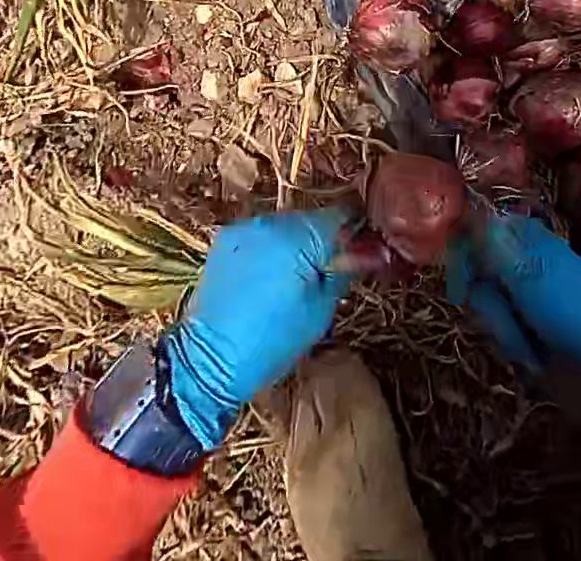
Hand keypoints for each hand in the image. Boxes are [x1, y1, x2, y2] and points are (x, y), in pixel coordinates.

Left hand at [162, 209, 350, 446]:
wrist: (204, 364)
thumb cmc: (271, 342)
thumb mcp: (321, 309)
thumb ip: (346, 269)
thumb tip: (376, 250)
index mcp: (298, 237)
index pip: (343, 215)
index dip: (357, 233)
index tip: (361, 253)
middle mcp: (271, 222)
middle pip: (315, 218)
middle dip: (327, 239)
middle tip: (330, 270)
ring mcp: (246, 228)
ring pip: (289, 224)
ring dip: (300, 242)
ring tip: (298, 276)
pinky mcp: (227, 239)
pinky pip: (265, 234)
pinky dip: (274, 247)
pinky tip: (272, 275)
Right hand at [447, 213, 580, 404]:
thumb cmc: (574, 307)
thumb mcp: (528, 274)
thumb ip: (490, 244)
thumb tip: (462, 207)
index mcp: (517, 236)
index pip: (466, 240)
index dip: (462, 269)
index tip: (467, 290)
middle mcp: (515, 257)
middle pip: (471, 281)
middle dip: (489, 310)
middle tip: (513, 322)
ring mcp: (521, 290)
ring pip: (483, 310)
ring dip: (503, 332)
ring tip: (531, 342)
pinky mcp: (526, 318)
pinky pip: (499, 328)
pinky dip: (513, 343)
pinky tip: (533, 352)